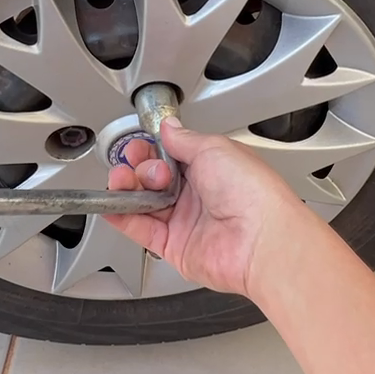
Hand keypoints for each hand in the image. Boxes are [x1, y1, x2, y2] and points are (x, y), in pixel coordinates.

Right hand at [104, 117, 315, 296]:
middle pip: (153, 177)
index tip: (140, 145)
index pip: (168, 154)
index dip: (150, 148)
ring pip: (144, 201)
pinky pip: (141, 229)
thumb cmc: (252, 192)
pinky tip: (111, 205)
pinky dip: (122, 217)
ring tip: (121, 180)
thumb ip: (182, 139)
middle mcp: (197, 193)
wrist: (262, 240)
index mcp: (210, 166)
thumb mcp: (213, 148)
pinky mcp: (175, 246)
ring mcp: (186, 220)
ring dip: (127, 188)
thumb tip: (168, 127)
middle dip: (139, 166)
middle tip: (139, 164)